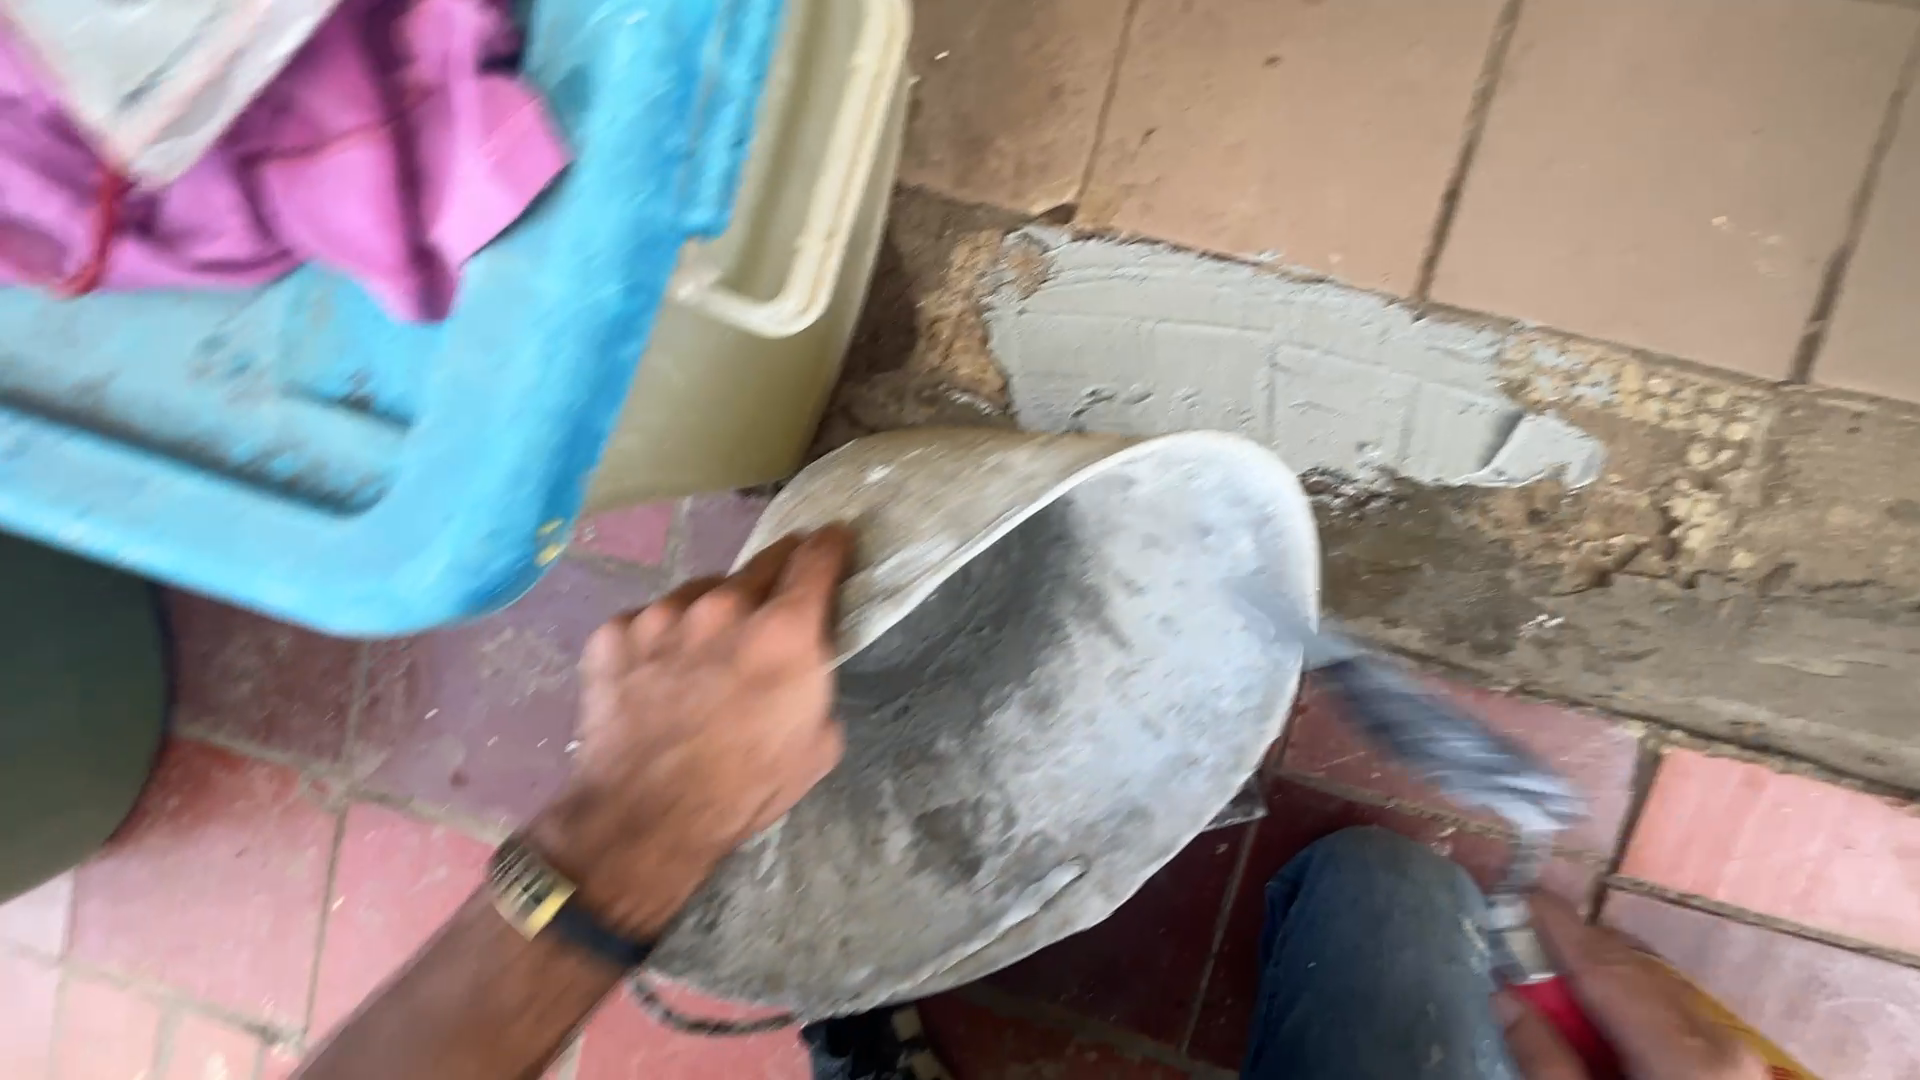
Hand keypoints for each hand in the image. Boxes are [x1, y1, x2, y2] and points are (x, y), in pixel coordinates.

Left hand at [527, 527, 853, 938]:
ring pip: (703, 591)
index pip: (816, 556)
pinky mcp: (614, 633)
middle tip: (775, 601)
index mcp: (785, 629)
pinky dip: (662, 638)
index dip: (831, 545)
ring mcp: (662, 615)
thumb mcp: (820, 739)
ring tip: (709, 650)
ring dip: (716, 609)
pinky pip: (650, 620)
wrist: (646, 820)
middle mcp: (724, 605)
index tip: (834, 539)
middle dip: (778, 573)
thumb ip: (817, 679)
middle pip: (762, 562)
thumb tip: (804, 659)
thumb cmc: (748, 786)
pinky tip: (659, 675)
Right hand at [1498, 895, 1767, 1079]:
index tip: (1508, 892)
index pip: (1601, 961)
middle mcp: (1716, 1039)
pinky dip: (1623, 991)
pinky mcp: (1735, 1068)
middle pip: (1627, 963)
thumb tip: (1504, 997)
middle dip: (1568, 941)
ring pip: (1650, 981)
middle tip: (1513, 928)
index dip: (1552, 922)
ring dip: (1594, 966)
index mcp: (1681, 1052)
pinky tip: (1593, 1003)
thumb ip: (1545, 1061)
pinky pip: (1668, 1006)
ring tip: (1545, 963)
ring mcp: (1734, 1054)